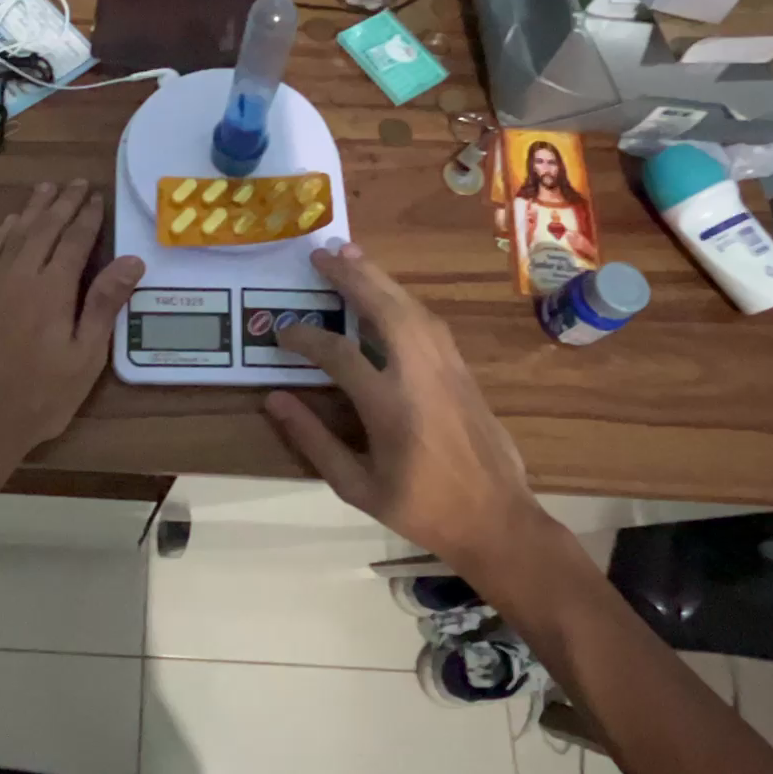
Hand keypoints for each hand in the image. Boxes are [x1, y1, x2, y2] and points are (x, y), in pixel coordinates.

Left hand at [0, 180, 144, 465]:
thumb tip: (131, 260)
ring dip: (33, 210)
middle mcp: (20, 276)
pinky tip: (7, 225)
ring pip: (15, 235)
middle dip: (64, 204)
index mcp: (53, 289)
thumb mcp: (85, 358)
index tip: (98, 197)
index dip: (88, 217)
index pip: (75, 241)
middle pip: (45, 229)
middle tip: (78, 183)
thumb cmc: (39, 397)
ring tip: (47, 189)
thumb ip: (105, 304)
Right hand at [262, 243, 550, 580]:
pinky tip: (388, 292)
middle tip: (322, 253)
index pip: (339, 353)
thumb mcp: (357, 487)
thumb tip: (274, 399)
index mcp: (391, 407)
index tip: (282, 332)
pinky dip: (403, 299)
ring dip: (380, 278)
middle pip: (385, 310)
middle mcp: (421, 376)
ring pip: (412, 308)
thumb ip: (314, 440)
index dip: (305, 337)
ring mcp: (448, 369)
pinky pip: (430, 322)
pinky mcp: (463, 371)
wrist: (498, 520)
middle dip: (352, 277)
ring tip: (351, 255)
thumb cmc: (421, 509)